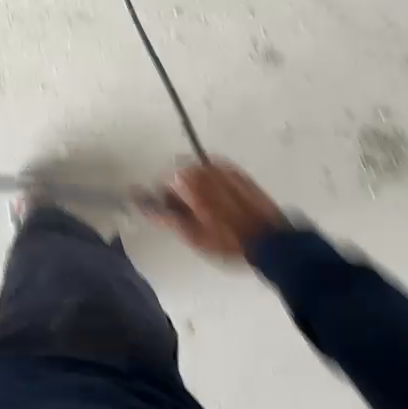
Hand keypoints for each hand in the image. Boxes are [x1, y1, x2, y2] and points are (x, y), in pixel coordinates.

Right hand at [134, 158, 287, 262]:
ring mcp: (223, 168)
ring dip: (199, 189)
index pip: (163, 181)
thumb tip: (135, 195)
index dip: (166, 200)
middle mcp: (203, 167)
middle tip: (194, 216)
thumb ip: (160, 213)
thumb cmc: (227, 241)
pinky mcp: (239, 173)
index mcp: (187, 179)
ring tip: (211, 213)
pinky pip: (217, 174)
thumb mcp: (190, 234)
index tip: (176, 215)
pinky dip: (215, 185)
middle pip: (180, 174)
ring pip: (199, 174)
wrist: (272, 242)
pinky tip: (224, 204)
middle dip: (182, 192)